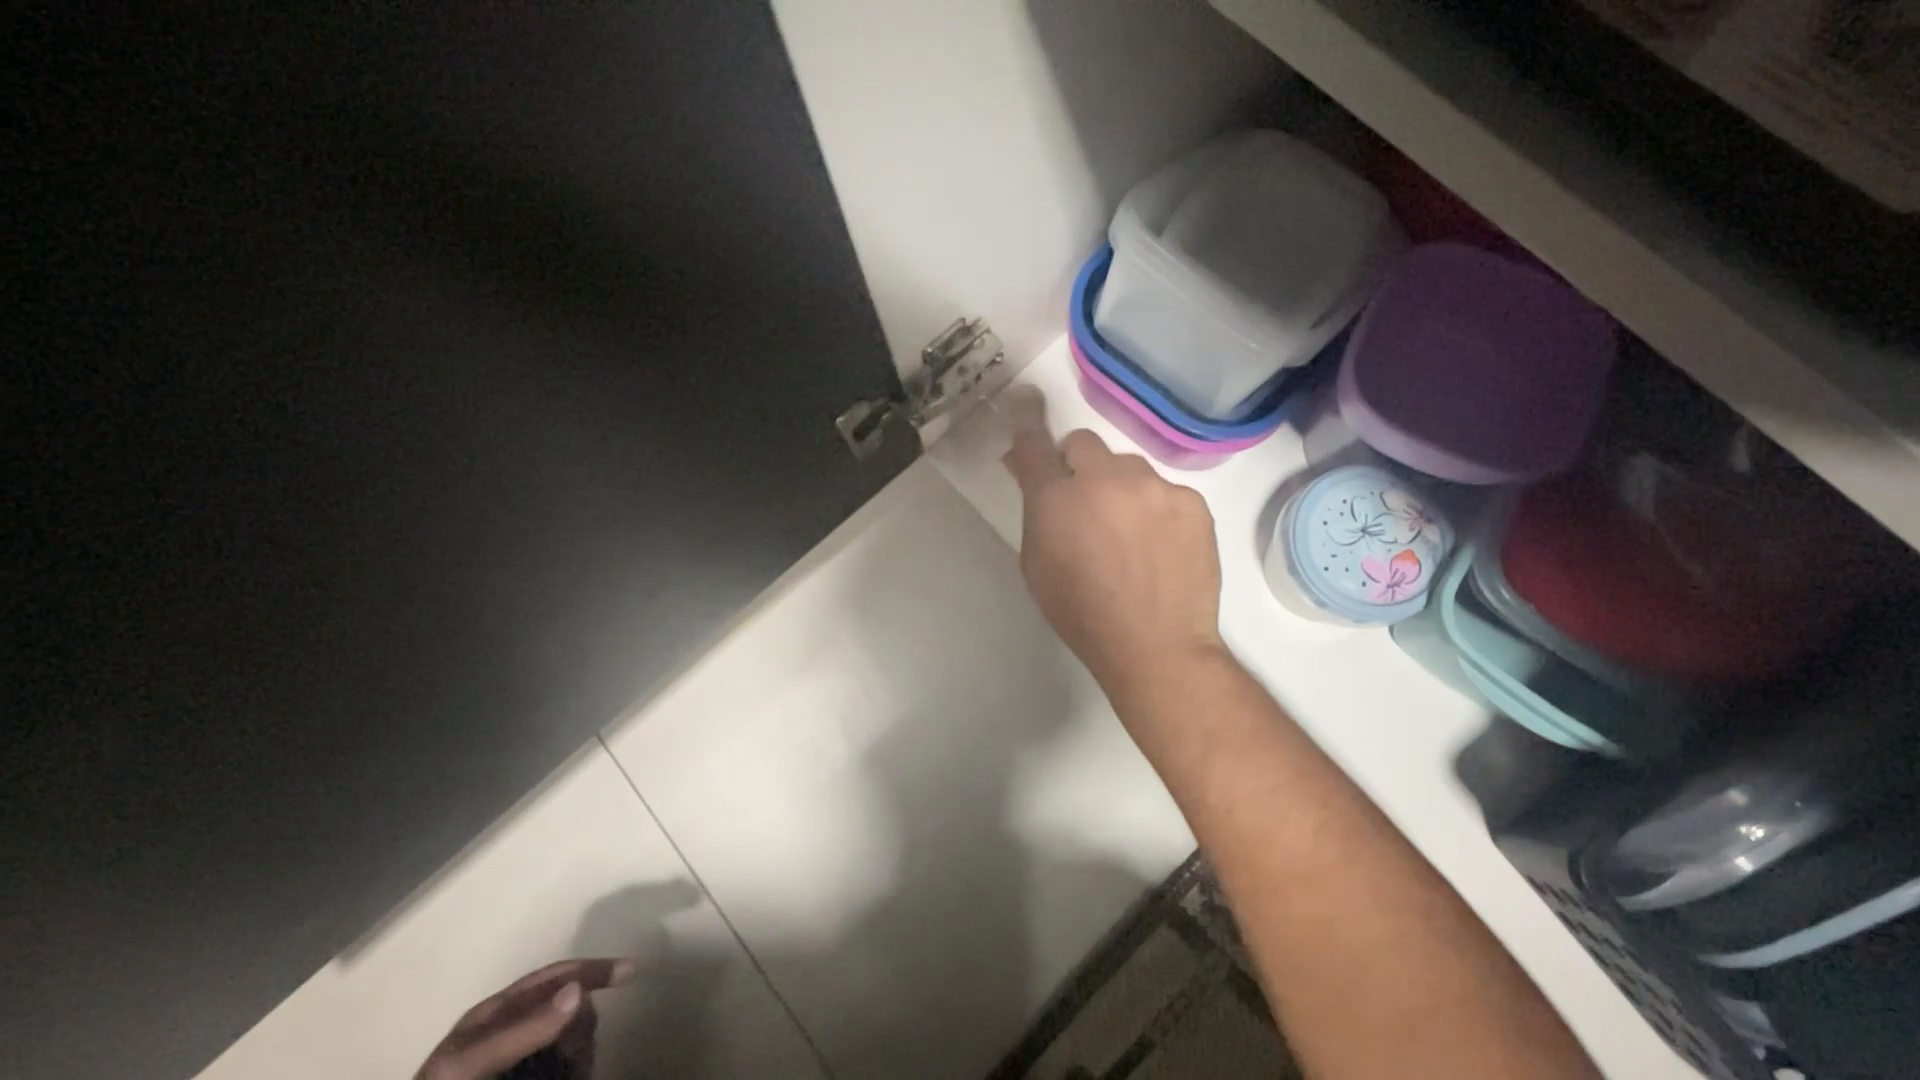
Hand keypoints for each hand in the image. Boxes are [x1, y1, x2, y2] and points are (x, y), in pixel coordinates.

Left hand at [414, 958, 635, 1079]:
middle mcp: (519, 1028)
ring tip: (568, 1076)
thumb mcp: (469, 1067)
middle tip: (573, 1059)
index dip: (593, 969)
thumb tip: (577, 991)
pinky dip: (580, 1070)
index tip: (631, 972)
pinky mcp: (544, 1076)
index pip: (554, 976)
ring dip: (581, 1055)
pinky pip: (576, 1066)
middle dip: (582, 1027)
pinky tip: (573, 1078)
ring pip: (579, 1039)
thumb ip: (522, 1030)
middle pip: (574, 1006)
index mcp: (499, 1013)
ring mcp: (531, 1057)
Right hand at [1001, 391, 1225, 701]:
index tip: (1027, 399)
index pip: (1034, 442)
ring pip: (1128, 468)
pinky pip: (1165, 491)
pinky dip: (1157, 511)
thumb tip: (1032, 472)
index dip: (1027, 420)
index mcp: (1057, 499)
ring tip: (1132, 537)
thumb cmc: (1082, 614)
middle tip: (1087, 506)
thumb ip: (1036, 511)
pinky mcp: (1192, 500)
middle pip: (1084, 444)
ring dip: (1121, 489)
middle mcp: (1105, 479)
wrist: (1155, 647)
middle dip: (1079, 467)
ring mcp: (1154, 487)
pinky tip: (1161, 547)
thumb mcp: (1037, 565)